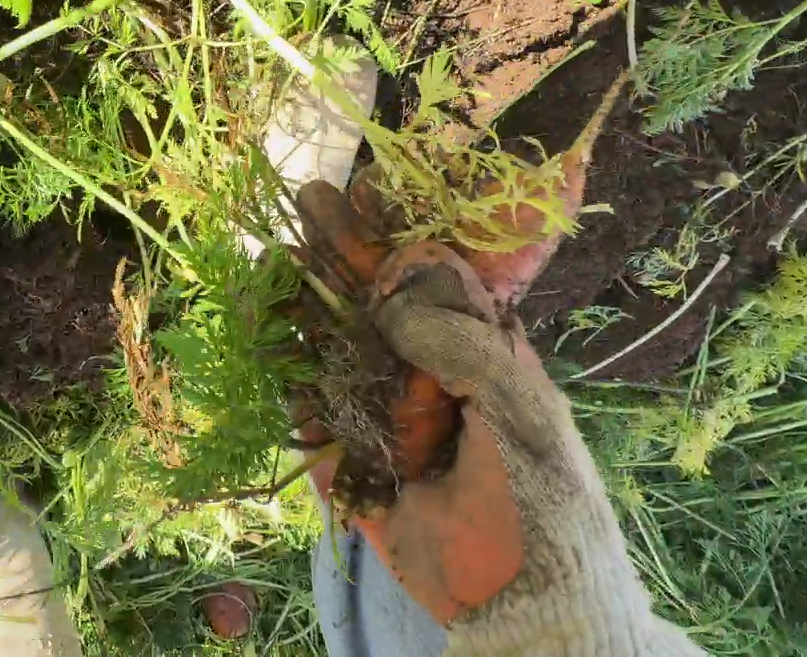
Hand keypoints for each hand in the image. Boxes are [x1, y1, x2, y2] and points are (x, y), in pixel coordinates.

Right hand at [294, 185, 541, 624]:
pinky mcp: (346, 449)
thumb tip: (398, 290)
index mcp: (473, 351)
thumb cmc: (541, 511)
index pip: (427, 278)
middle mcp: (421, 369)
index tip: (362, 195)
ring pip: (333, 341)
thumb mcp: (522, 418)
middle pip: (371, 299)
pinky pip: (309, 402)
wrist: (520, 612)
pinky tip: (265, 333)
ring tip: (273, 260)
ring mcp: (380, 406)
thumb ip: (466, 347)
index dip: (392, 236)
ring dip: (303, 300)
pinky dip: (287, 372)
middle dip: (337, 253)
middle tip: (306, 203)